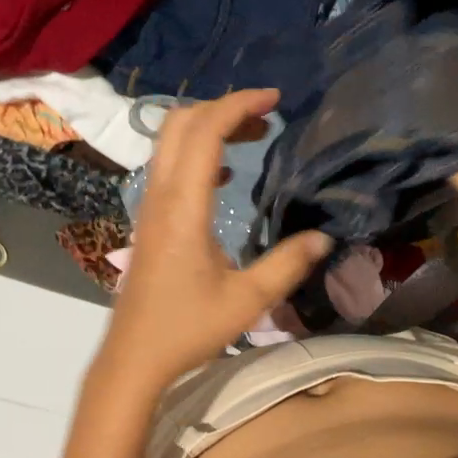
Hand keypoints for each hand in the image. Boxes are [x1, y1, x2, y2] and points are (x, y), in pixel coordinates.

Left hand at [95, 89, 332, 390]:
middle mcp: (160, 198)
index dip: (239, 105)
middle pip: (180, 124)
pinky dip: (196, 155)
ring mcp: (148, 209)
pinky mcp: (147, 224)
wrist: (133, 357)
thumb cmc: (187, 330)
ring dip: (207, 129)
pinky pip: (167, 168)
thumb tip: (323, 238)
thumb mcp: (247, 301)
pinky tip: (224, 176)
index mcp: (184, 208)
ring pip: (170, 144)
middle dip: (223, 108)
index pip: (205, 132)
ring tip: (250, 138)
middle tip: (264, 116)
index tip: (275, 100)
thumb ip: (286, 264)